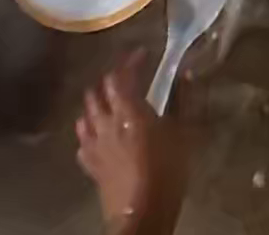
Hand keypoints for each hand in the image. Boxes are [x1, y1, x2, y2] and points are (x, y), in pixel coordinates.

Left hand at [74, 50, 185, 234]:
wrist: (142, 216)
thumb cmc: (166, 170)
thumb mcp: (183, 132)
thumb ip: (184, 99)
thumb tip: (186, 72)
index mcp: (128, 110)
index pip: (120, 75)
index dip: (129, 61)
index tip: (143, 53)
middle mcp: (106, 122)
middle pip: (98, 91)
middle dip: (111, 78)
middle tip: (127, 75)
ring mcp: (94, 146)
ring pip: (86, 113)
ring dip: (97, 101)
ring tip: (110, 99)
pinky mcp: (90, 166)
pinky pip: (82, 141)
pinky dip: (88, 130)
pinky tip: (97, 133)